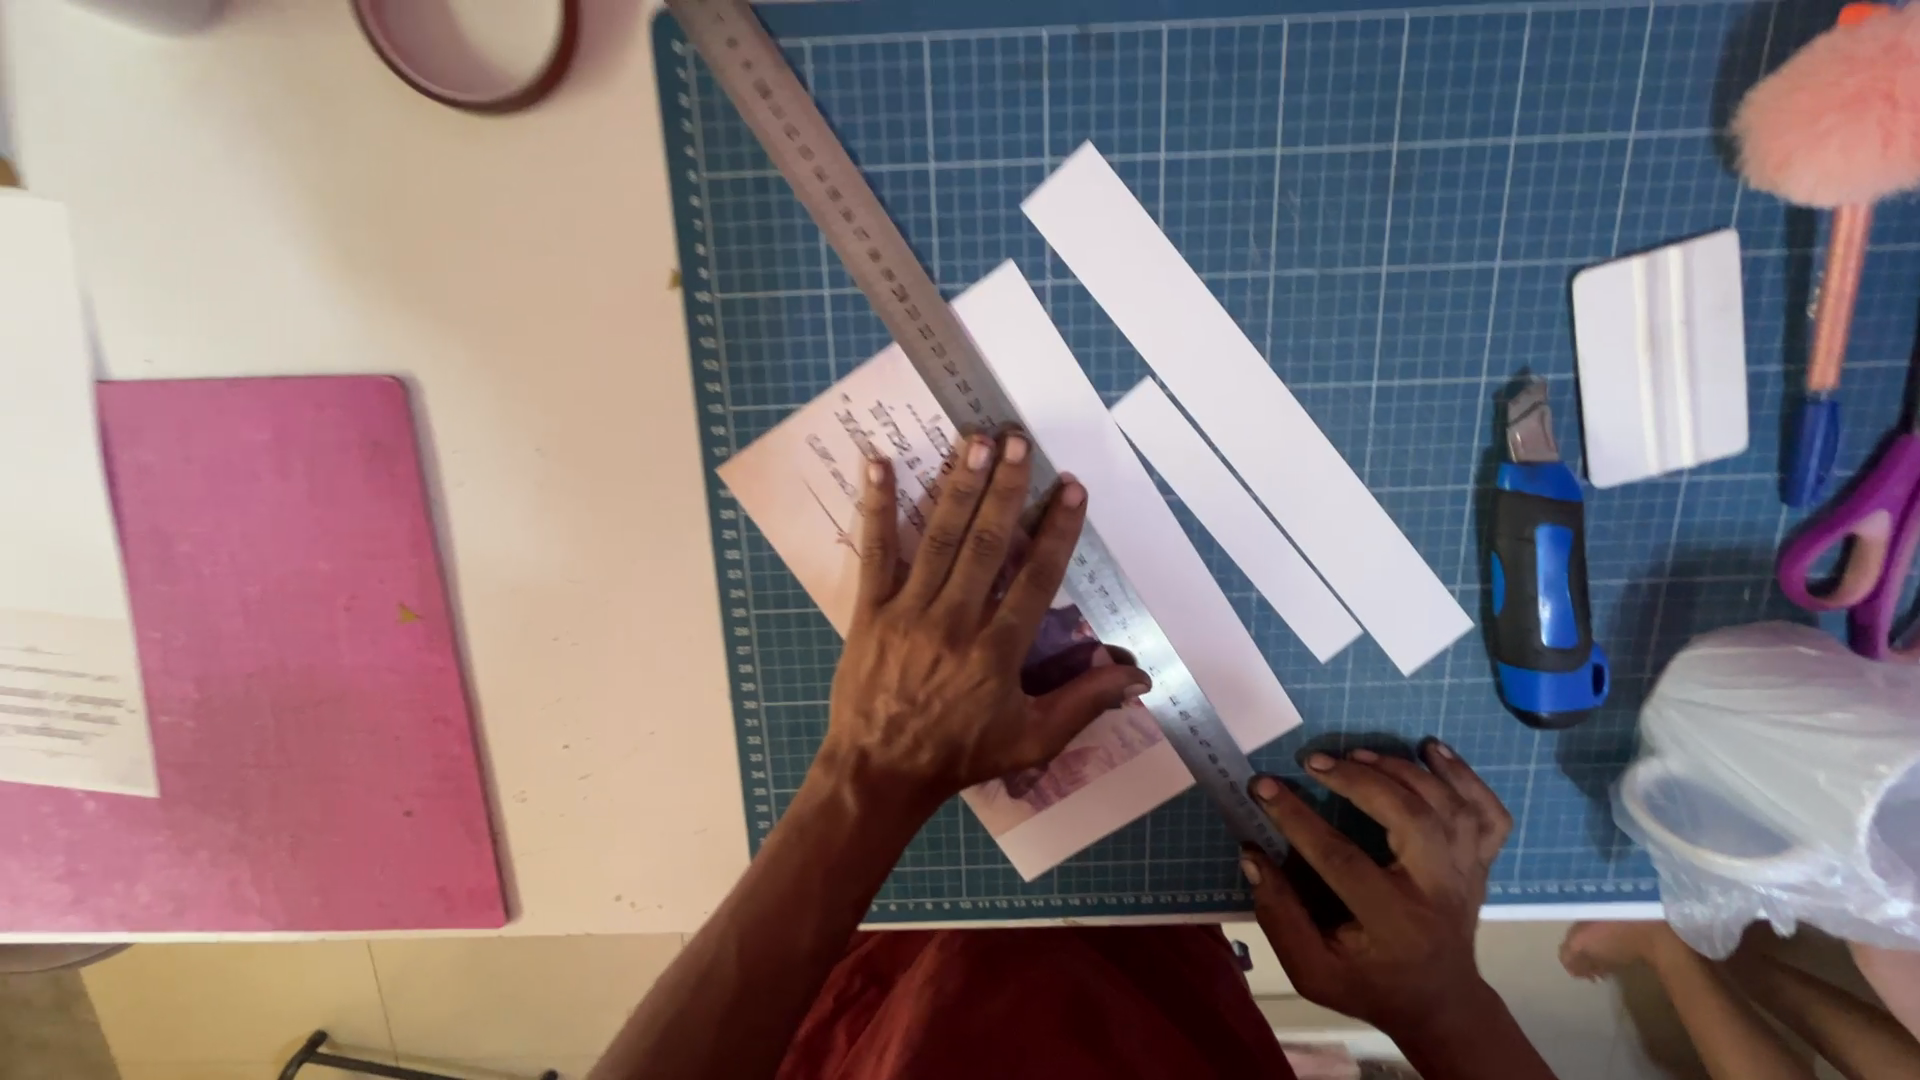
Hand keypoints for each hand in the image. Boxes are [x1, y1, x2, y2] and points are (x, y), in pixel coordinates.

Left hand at [816, 432, 1149, 812]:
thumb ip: (1084, 702)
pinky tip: (878, 461)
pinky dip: (877, 506)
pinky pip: (875, 552)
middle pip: (987, 544)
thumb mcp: (1032, 739)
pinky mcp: (871, 610)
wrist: (880, 772)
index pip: (1035, 578)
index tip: (1070, 489)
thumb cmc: (960, 755)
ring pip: (939, 539)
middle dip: (1005, 489)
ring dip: (957, 487)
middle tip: (1017, 441)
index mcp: (998, 651)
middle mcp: (956, 621)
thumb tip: (1139, 675)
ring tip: (973, 441)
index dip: (1056, 531)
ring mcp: (909, 612)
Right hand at [1241, 742, 1513, 1039]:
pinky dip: (1466, 776)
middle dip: (1361, 782)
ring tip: (1357, 754)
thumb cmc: (1367, 983)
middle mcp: (1438, 893)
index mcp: (1393, 923)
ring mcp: (1466, 875)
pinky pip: (1488, 813)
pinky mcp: (1480, 864)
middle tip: (1315, 761)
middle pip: (1414, 820)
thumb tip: (1253, 855)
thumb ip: (1278, 914)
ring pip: (1450, 808)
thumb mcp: (1311, 970)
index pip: (1341, 859)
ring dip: (1404, 770)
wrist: (1439, 1004)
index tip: (1262, 786)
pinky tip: (1431, 750)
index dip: (1297, 818)